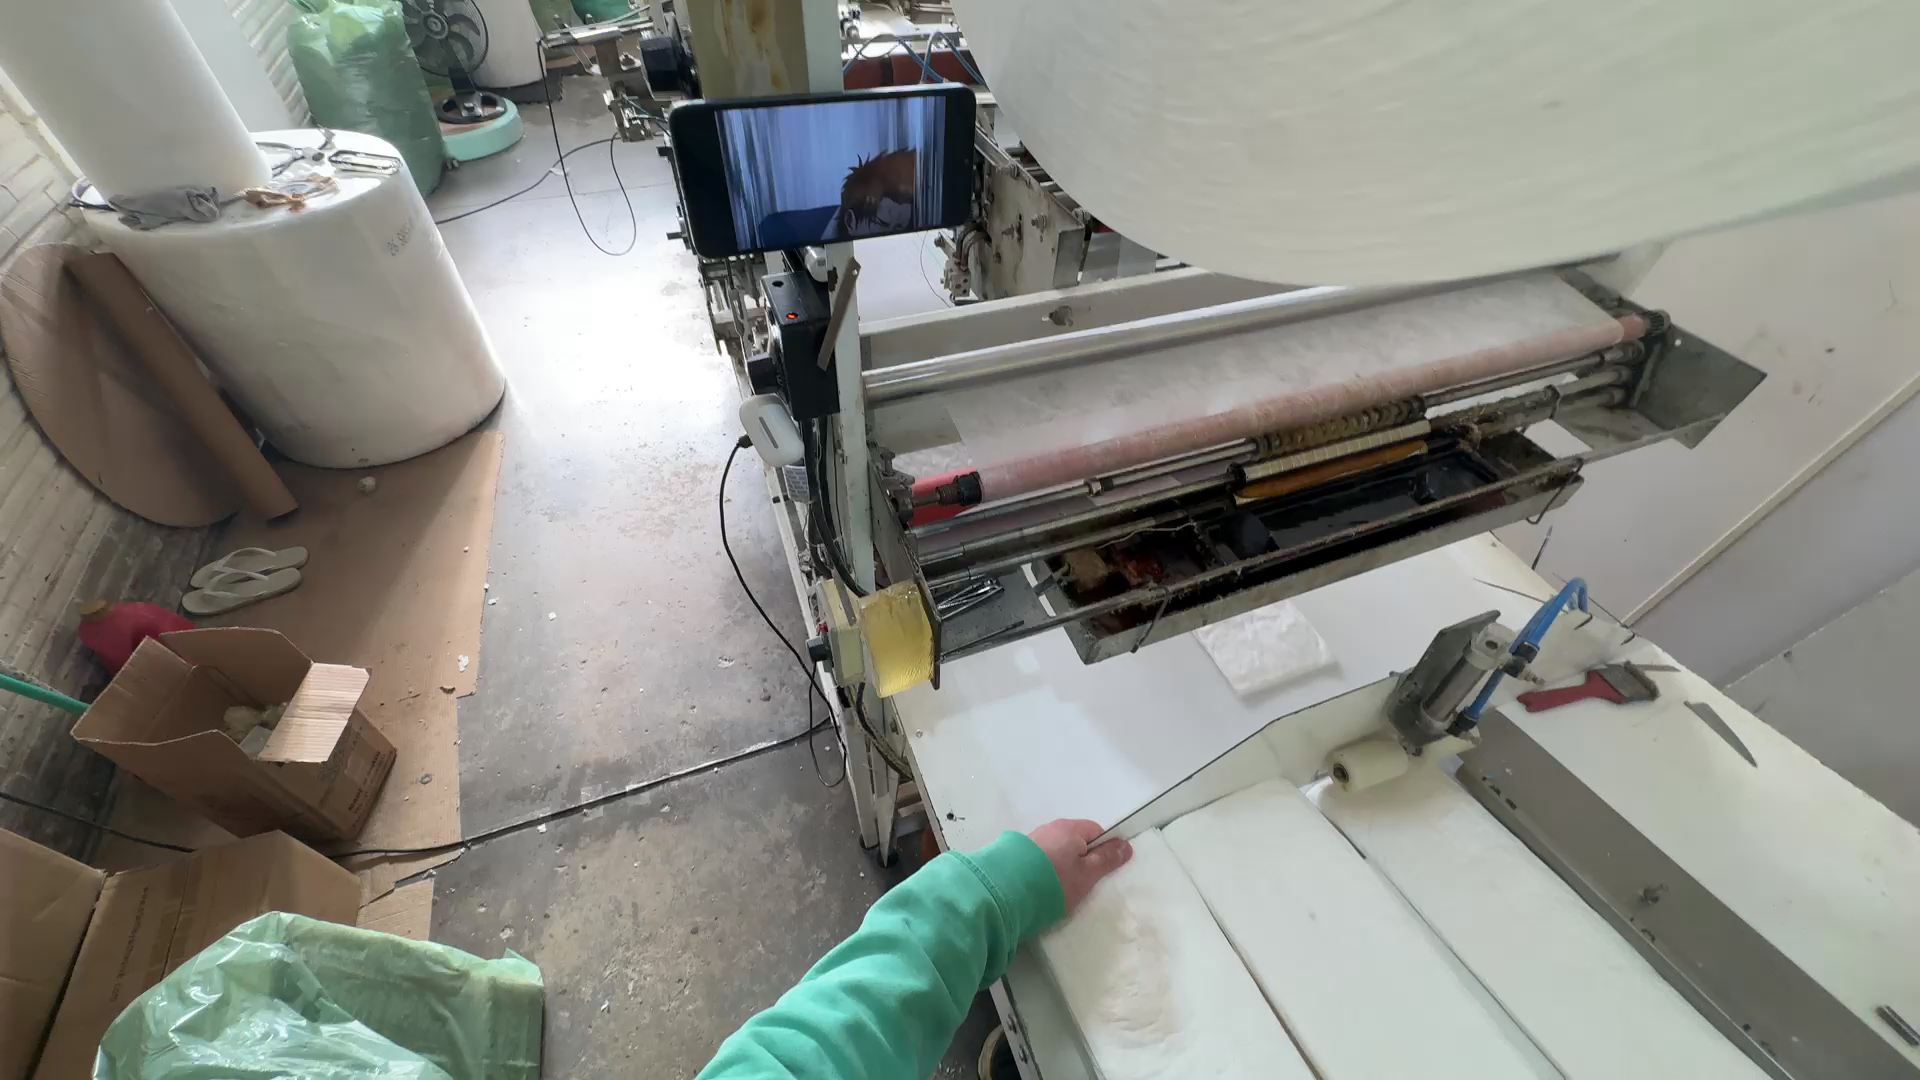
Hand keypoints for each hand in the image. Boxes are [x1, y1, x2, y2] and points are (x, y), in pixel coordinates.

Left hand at [1028, 819, 1133, 913]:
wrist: (1008, 890)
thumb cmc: (1056, 881)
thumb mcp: (1087, 874)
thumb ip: (1107, 859)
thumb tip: (1126, 844)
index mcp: (1070, 828)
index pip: (1095, 831)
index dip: (1103, 849)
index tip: (1101, 872)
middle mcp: (1051, 827)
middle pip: (1075, 840)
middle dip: (1082, 859)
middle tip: (1083, 883)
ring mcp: (1033, 838)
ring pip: (1058, 849)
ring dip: (1063, 864)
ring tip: (1062, 887)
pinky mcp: (1019, 852)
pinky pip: (1042, 856)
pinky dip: (1047, 867)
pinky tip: (1044, 883)